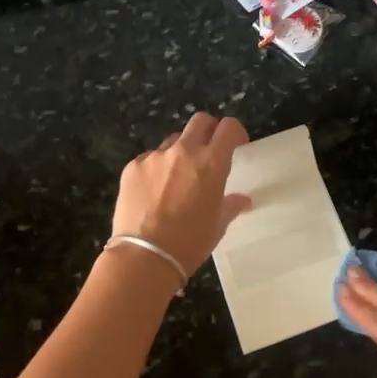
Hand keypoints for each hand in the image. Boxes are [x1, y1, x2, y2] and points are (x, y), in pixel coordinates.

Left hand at [112, 113, 252, 273]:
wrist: (143, 257)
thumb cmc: (189, 243)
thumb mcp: (217, 225)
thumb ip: (230, 205)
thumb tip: (243, 200)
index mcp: (211, 163)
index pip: (228, 127)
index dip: (235, 132)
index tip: (236, 145)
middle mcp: (184, 151)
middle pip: (200, 121)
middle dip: (208, 131)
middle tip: (208, 152)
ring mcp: (155, 156)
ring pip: (173, 140)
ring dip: (180, 152)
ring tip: (176, 179)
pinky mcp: (133, 166)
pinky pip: (150, 158)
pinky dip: (156, 169)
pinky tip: (152, 193)